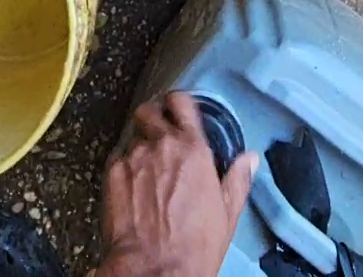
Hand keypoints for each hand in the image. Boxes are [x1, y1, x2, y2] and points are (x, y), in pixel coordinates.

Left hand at [97, 91, 257, 276]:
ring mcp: (133, 156)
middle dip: (153, 119)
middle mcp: (161, 144)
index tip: (177, 109)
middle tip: (157, 136)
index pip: (181, 102)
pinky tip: (131, 188)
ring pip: (133, 136)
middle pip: (149, 111)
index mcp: (192, 148)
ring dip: (139, 147)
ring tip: (145, 170)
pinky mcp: (112, 172)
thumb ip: (237, 179)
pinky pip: (117, 158)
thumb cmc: (194, 247)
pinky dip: (123, 167)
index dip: (178, 102)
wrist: (154, 271)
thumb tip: (250, 159)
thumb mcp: (226, 214)